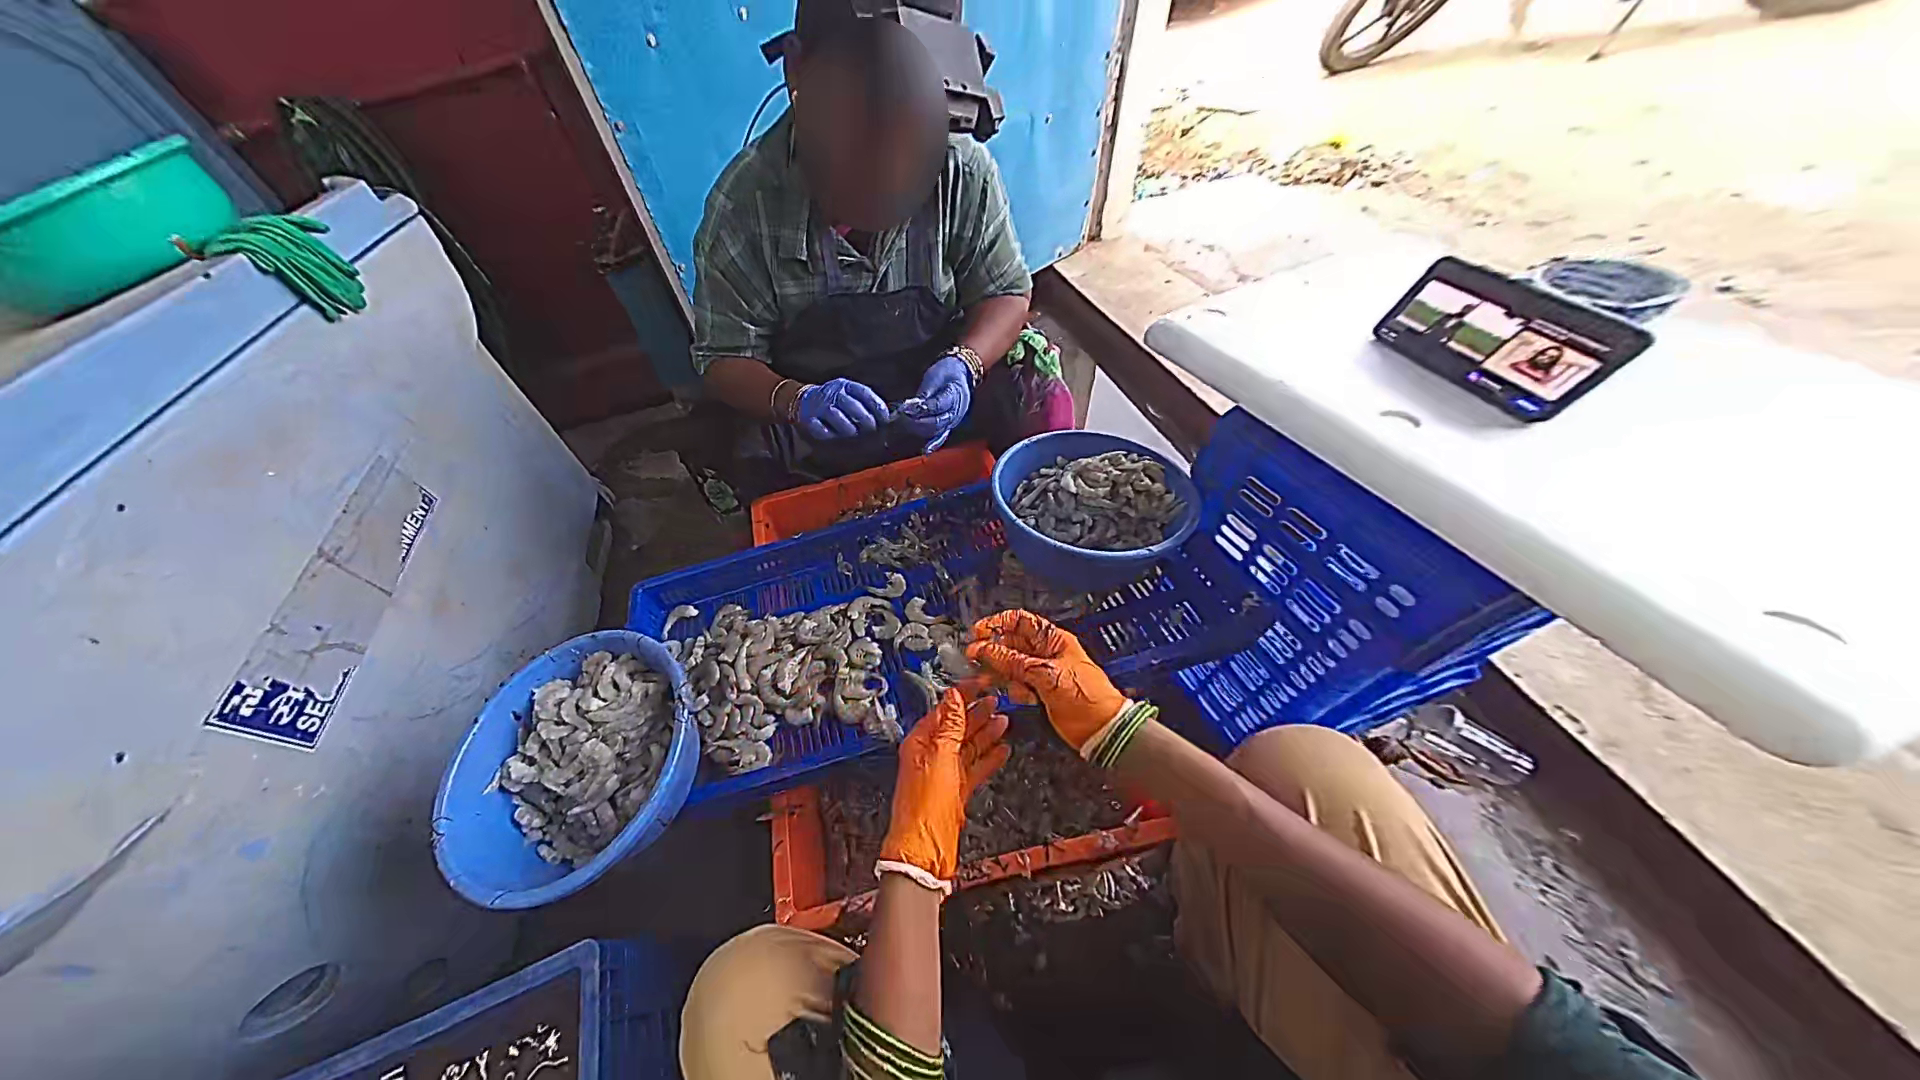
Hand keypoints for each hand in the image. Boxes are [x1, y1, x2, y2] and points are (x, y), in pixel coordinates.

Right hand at [796, 378, 890, 439]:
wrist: (805, 400)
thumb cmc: (836, 402)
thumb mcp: (850, 395)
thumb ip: (865, 404)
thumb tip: (886, 419)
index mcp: (846, 386)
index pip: (865, 393)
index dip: (877, 407)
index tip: (885, 419)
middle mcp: (833, 393)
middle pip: (853, 406)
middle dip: (866, 420)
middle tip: (871, 430)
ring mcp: (820, 405)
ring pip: (836, 416)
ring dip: (848, 428)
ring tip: (853, 433)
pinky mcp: (809, 418)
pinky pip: (819, 428)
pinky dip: (827, 433)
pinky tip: (833, 435)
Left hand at [878, 689, 1010, 886]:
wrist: (925, 852)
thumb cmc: (923, 809)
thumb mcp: (941, 757)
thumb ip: (950, 725)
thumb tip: (955, 696)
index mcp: (920, 743)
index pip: (944, 709)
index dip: (963, 694)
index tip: (981, 681)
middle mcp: (931, 756)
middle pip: (958, 726)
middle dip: (977, 711)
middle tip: (996, 698)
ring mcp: (945, 774)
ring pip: (969, 745)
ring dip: (987, 731)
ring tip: (1004, 719)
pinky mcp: (957, 791)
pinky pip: (976, 767)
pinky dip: (989, 758)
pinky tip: (1002, 750)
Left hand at [895, 355, 972, 449]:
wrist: (962, 373)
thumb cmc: (947, 372)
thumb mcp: (936, 375)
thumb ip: (925, 391)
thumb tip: (913, 405)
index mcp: (954, 396)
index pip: (937, 406)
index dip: (921, 409)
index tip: (906, 409)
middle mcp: (956, 412)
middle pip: (936, 422)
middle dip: (917, 422)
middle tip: (901, 419)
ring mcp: (954, 420)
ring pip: (937, 430)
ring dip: (920, 431)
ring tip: (905, 426)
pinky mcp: (949, 424)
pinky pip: (942, 436)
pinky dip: (933, 443)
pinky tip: (925, 451)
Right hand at [967, 611, 1129, 752]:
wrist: (1101, 728)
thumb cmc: (1088, 696)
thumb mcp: (1046, 674)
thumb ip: (1014, 661)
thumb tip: (986, 649)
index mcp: (1053, 639)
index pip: (1020, 621)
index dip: (998, 623)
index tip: (978, 632)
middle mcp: (1046, 653)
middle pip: (1011, 643)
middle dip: (994, 650)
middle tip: (978, 658)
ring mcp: (1042, 672)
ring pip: (1011, 665)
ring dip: (1002, 672)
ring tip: (995, 680)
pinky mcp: (1040, 690)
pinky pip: (1018, 684)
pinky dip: (1014, 689)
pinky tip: (1021, 695)